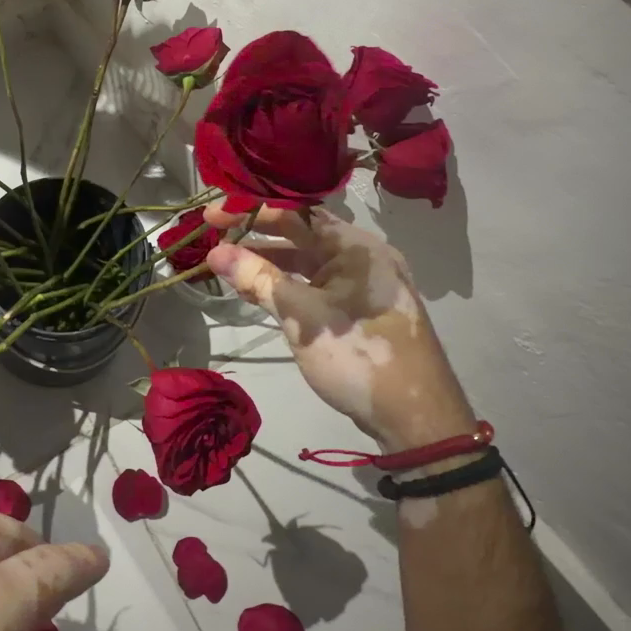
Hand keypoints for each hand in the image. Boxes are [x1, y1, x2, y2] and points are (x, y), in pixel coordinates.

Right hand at [202, 204, 476, 451]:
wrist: (418, 419)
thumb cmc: (359, 355)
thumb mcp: (302, 316)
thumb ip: (258, 280)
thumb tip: (215, 254)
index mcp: (357, 246)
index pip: (296, 213)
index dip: (252, 211)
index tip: (213, 216)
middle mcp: (363, 256)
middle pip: (301, 234)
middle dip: (256, 236)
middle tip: (213, 237)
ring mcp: (364, 284)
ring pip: (307, 262)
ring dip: (269, 262)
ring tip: (227, 265)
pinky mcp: (360, 309)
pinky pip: (316, 284)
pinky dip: (287, 284)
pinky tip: (258, 290)